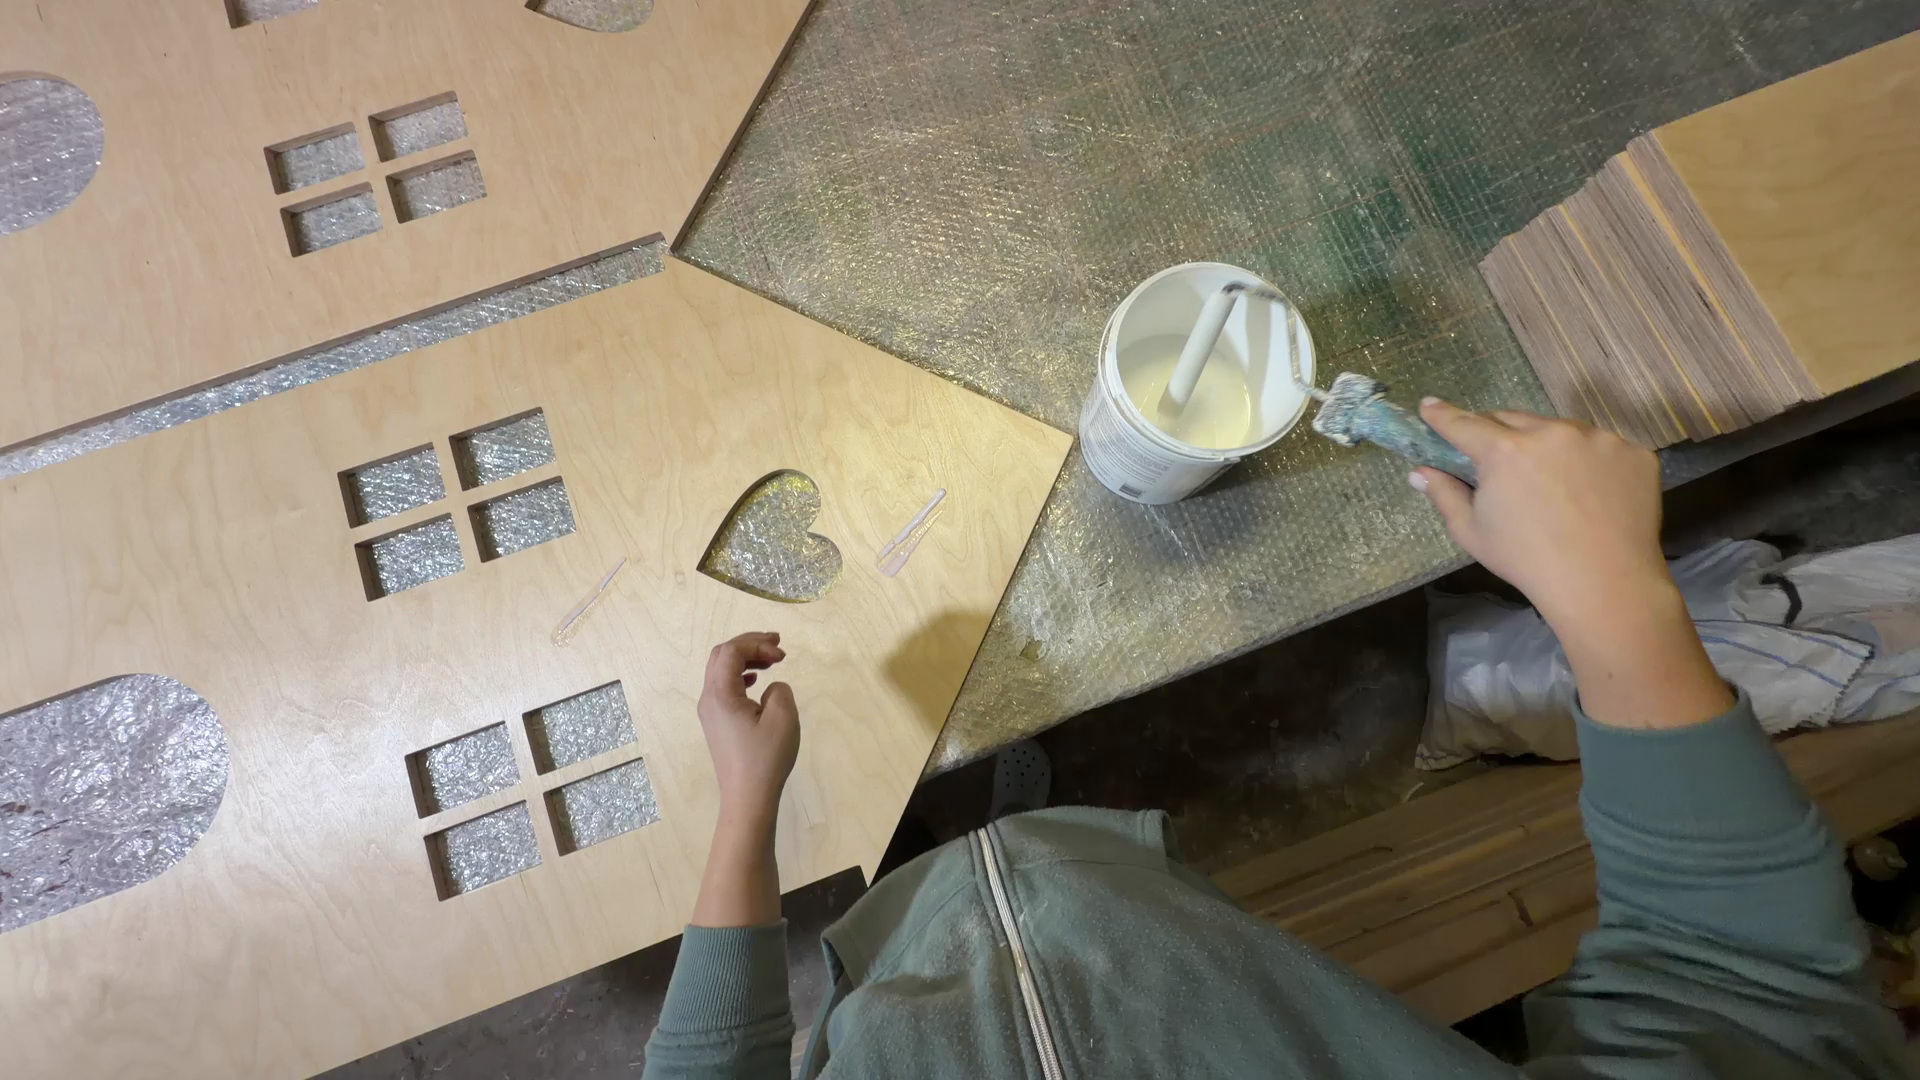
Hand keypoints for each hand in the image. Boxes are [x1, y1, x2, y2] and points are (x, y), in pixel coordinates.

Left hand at [691, 632, 798, 927]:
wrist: (748, 798)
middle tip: (777, 645)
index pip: (732, 651)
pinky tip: (759, 681)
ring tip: (773, 660)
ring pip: (722, 670)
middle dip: (749, 645)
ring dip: (747, 659)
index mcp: (720, 693)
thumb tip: (772, 687)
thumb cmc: (765, 757)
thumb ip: (780, 689)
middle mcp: (709, 699)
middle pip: (721, 656)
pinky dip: (742, 675)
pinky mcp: (718, 723)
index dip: (757, 643)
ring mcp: (710, 712)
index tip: (782, 653)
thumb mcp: (783, 716)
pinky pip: (725, 686)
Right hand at [1411, 401, 1732, 729]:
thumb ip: (1444, 493)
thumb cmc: (1525, 558)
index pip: (1463, 424)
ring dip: (1538, 442)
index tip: (1427, 404)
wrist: (1604, 580)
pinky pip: (1595, 443)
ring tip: (1540, 476)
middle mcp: (1551, 433)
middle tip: (1487, 454)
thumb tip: (1419, 472)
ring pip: (1554, 428)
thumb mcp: (1470, 531)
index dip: (1441, 415)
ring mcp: (1597, 438)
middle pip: (1510, 418)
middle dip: (1492, 430)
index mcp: (1505, 451)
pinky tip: (1579, 487)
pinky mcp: (1633, 451)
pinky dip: (1579, 456)